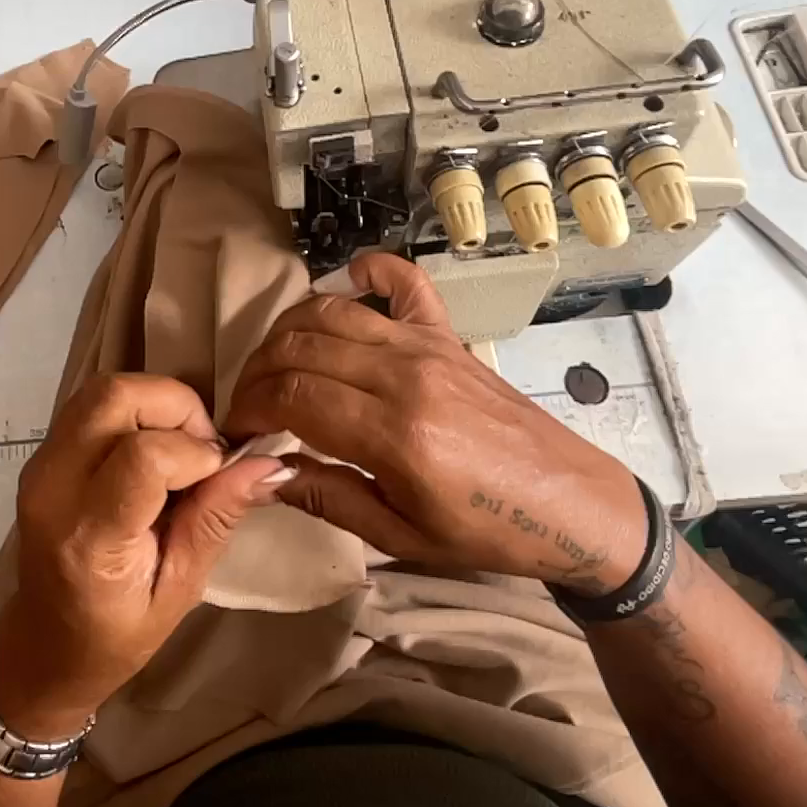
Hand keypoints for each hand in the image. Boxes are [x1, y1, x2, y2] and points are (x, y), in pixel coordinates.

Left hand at [0, 373, 288, 737]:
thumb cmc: (115, 634)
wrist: (44, 647)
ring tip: (180, 447)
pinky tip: (155, 449)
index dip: (194, 451)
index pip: (143, 454)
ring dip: (155, 403)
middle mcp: (53, 487)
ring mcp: (40, 464)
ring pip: (102, 389)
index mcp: (88, 537)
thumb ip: (217, 518)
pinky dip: (135, 410)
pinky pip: (92, 405)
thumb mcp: (180, 589)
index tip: (217, 474)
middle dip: (175, 405)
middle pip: (115, 396)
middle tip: (201, 447)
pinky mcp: (41, 454)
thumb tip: (270, 464)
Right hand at [224, 253, 648, 593]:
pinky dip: (370, 270)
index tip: (238, 431)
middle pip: (300, 346)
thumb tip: (260, 471)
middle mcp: (406, 375)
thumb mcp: (398, 536)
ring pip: (332, 311)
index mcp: (394, 434)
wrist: (569, 506)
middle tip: (249, 403)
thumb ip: (324, 496)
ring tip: (276, 364)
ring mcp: (429, 345)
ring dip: (288, 330)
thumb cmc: (482, 532)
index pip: (291, 395)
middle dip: (257, 372)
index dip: (250, 408)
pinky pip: (404, 280)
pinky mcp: (447, 334)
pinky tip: (349, 278)